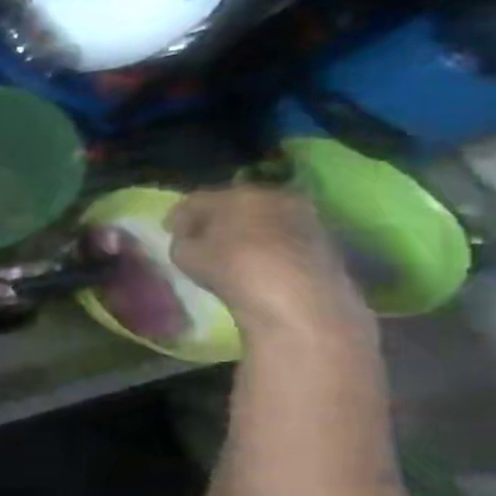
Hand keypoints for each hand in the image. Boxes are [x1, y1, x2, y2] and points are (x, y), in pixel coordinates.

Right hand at [166, 185, 372, 336]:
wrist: (301, 302)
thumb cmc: (234, 270)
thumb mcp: (186, 256)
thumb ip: (183, 241)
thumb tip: (190, 239)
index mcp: (237, 193)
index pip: (198, 199)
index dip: (179, 215)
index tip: (168, 230)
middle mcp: (274, 196)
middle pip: (235, 205)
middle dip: (216, 220)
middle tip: (201, 239)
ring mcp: (305, 217)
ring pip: (264, 220)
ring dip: (247, 233)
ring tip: (231, 254)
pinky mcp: (327, 243)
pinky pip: (285, 240)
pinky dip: (270, 248)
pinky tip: (260, 266)